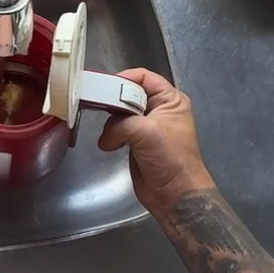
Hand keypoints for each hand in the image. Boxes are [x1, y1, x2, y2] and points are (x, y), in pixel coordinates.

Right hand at [96, 68, 214, 213]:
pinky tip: (109, 144)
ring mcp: (147, 126)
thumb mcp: (145, 131)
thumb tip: (105, 136)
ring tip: (108, 132)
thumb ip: (120, 122)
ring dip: (111, 122)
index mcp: (170, 100)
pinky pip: (117, 130)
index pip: (144, 77)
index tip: (104, 87)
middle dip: (113, 101)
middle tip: (98, 106)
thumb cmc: (170, 158)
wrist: (175, 195)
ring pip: (120, 113)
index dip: (124, 79)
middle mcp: (159, 110)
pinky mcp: (136, 142)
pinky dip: (110, 135)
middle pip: (128, 93)